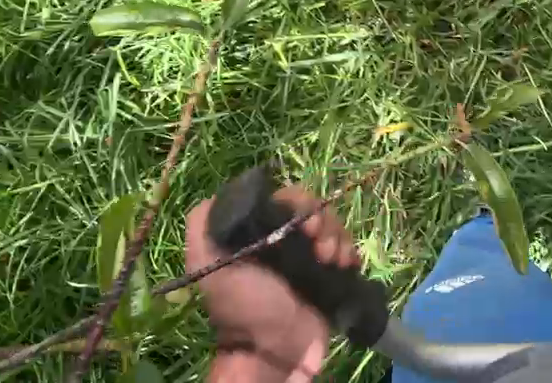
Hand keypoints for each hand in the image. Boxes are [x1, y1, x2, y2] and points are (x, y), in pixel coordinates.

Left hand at [185, 188, 358, 382]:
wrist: (275, 357)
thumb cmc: (243, 309)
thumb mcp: (209, 267)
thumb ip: (202, 228)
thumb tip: (213, 195)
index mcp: (260, 233)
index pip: (286, 198)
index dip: (299, 203)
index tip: (305, 222)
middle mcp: (285, 240)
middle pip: (313, 208)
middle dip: (322, 221)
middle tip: (320, 245)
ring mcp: (309, 256)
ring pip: (332, 224)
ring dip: (337, 236)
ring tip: (332, 260)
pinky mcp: (330, 273)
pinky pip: (347, 246)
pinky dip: (349, 250)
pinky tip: (344, 264)